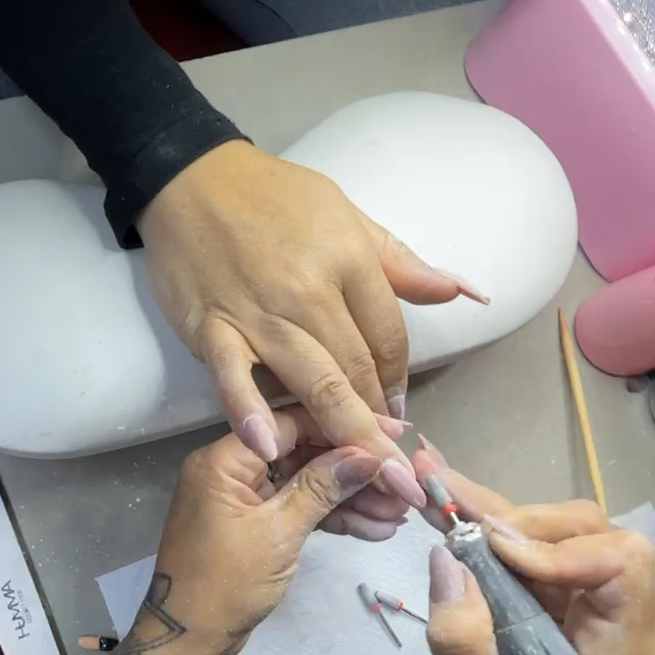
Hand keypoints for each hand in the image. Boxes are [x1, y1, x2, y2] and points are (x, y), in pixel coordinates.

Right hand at [138, 141, 484, 514]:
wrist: (190, 180)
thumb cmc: (273, 197)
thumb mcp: (346, 216)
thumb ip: (401, 263)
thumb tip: (464, 292)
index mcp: (349, 260)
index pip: (387, 337)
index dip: (399, 381)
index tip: (399, 415)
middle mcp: (311, 293)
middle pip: (357, 369)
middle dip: (381, 424)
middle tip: (399, 472)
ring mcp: (259, 315)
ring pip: (311, 381)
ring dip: (342, 431)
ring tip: (365, 474)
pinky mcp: (213, 329)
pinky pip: (233, 378)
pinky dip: (249, 412)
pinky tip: (267, 448)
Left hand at [147, 411, 389, 654]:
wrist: (190, 638)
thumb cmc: (225, 582)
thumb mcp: (279, 532)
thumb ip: (322, 488)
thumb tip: (367, 455)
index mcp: (224, 459)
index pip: (291, 425)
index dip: (344, 430)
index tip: (393, 437)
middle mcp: (232, 469)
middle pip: (303, 454)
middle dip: (355, 472)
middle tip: (405, 485)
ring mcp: (244, 498)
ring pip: (305, 484)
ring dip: (351, 499)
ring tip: (400, 515)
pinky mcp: (255, 523)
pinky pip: (297, 509)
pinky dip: (331, 518)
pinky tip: (375, 529)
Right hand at [411, 441, 654, 654]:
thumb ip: (461, 637)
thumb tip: (446, 556)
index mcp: (619, 641)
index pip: (619, 562)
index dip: (556, 549)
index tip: (495, 554)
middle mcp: (617, 604)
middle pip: (593, 529)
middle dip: (525, 522)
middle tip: (464, 526)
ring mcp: (588, 587)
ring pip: (563, 524)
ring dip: (503, 514)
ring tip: (445, 499)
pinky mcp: (559, 579)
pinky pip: (532, 536)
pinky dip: (490, 517)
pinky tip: (448, 497)